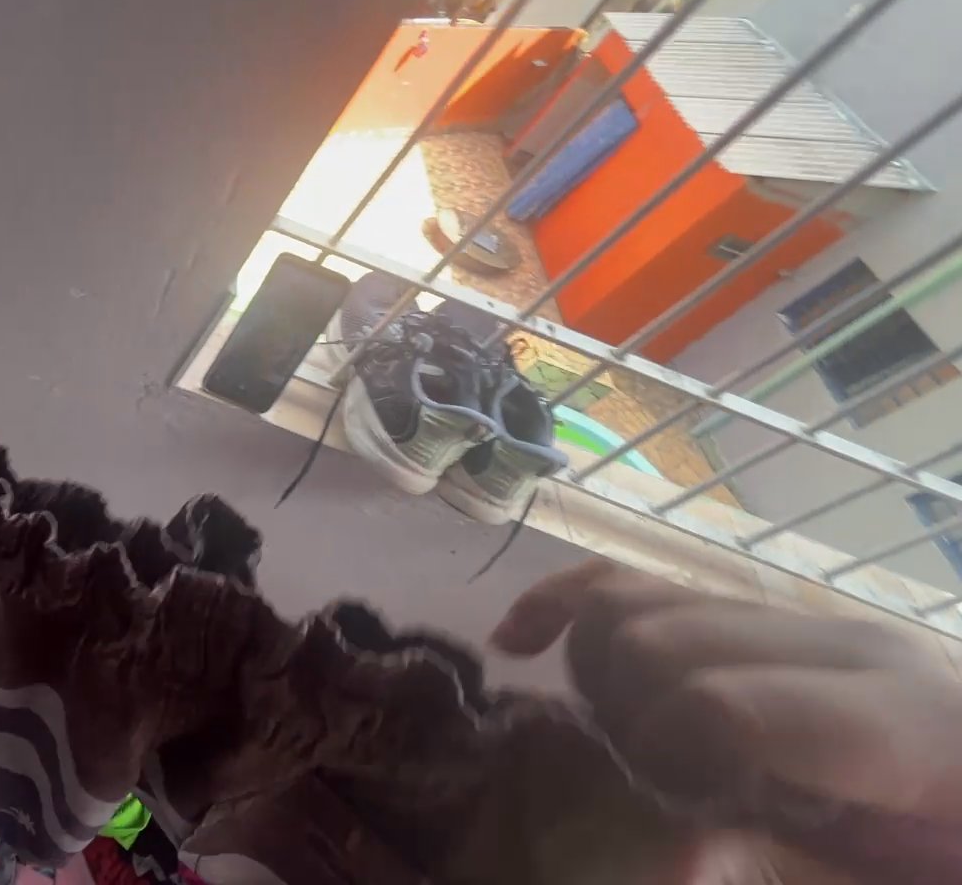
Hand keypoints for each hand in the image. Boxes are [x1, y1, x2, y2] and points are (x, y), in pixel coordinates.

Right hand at [492, 561, 961, 821]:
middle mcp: (834, 638)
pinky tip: (517, 644)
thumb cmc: (958, 863)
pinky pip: (619, 580)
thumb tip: (665, 852)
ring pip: (620, 598)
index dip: (665, 762)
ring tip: (617, 737)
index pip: (722, 706)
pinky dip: (553, 607)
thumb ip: (795, 867)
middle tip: (650, 788)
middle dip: (622, 720)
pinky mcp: (733, 607)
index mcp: (909, 720)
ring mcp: (778, 612)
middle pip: (650, 641)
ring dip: (588, 672)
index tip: (674, 820)